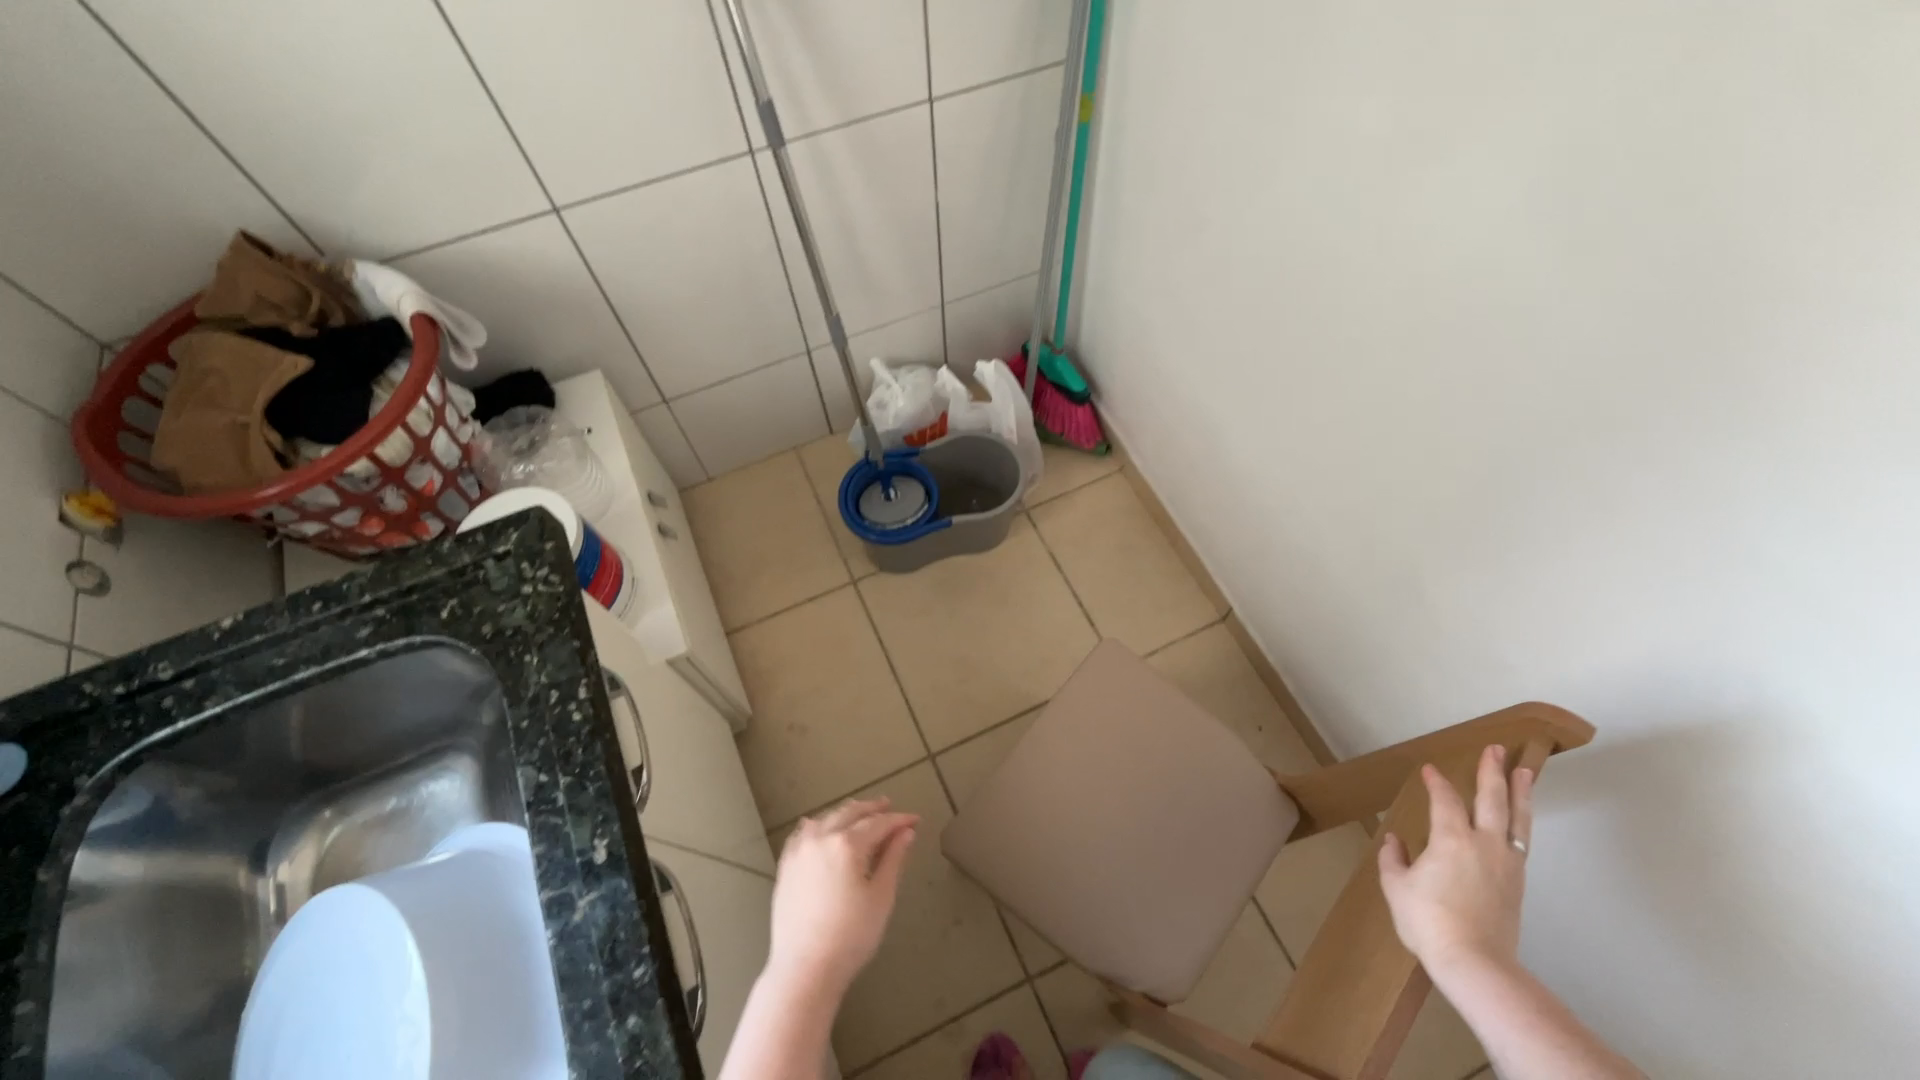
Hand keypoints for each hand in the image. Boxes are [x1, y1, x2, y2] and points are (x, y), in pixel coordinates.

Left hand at [765, 797, 917, 997]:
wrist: (805, 967)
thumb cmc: (852, 936)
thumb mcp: (881, 897)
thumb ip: (893, 859)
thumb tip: (906, 833)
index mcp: (847, 844)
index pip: (879, 823)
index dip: (899, 820)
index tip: (915, 820)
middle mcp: (821, 838)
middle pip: (850, 813)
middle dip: (872, 808)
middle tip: (889, 806)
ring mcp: (799, 850)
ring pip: (825, 819)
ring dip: (845, 813)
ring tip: (860, 813)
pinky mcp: (786, 865)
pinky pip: (803, 834)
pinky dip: (818, 825)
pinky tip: (821, 827)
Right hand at [1379, 745, 1532, 977]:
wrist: (1475, 961)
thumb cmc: (1428, 921)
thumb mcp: (1396, 888)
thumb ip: (1394, 860)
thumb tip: (1395, 841)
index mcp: (1450, 839)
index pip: (1445, 799)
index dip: (1437, 782)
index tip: (1430, 770)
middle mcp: (1483, 843)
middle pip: (1492, 799)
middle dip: (1492, 771)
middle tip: (1495, 750)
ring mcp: (1506, 862)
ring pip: (1516, 818)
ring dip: (1520, 792)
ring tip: (1524, 772)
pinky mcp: (1517, 882)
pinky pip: (1522, 841)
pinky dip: (1521, 822)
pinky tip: (1519, 819)